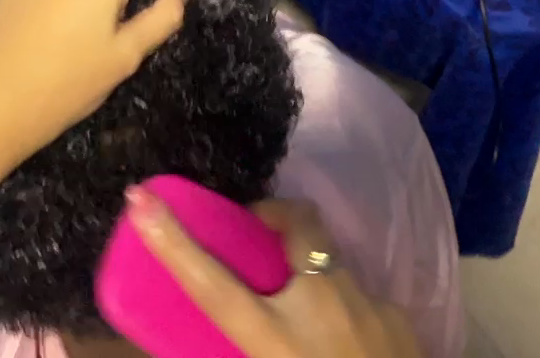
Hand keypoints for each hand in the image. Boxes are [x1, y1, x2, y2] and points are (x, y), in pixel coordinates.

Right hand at [127, 192, 421, 357]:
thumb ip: (239, 345)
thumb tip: (222, 329)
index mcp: (275, 340)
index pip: (211, 282)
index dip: (172, 240)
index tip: (140, 196)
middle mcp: (319, 305)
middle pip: (293, 224)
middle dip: (275, 219)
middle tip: (260, 247)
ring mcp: (365, 302)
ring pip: (330, 260)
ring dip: (313, 275)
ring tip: (310, 318)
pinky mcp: (399, 314)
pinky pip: (363, 297)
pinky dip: (348, 311)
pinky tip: (350, 346)